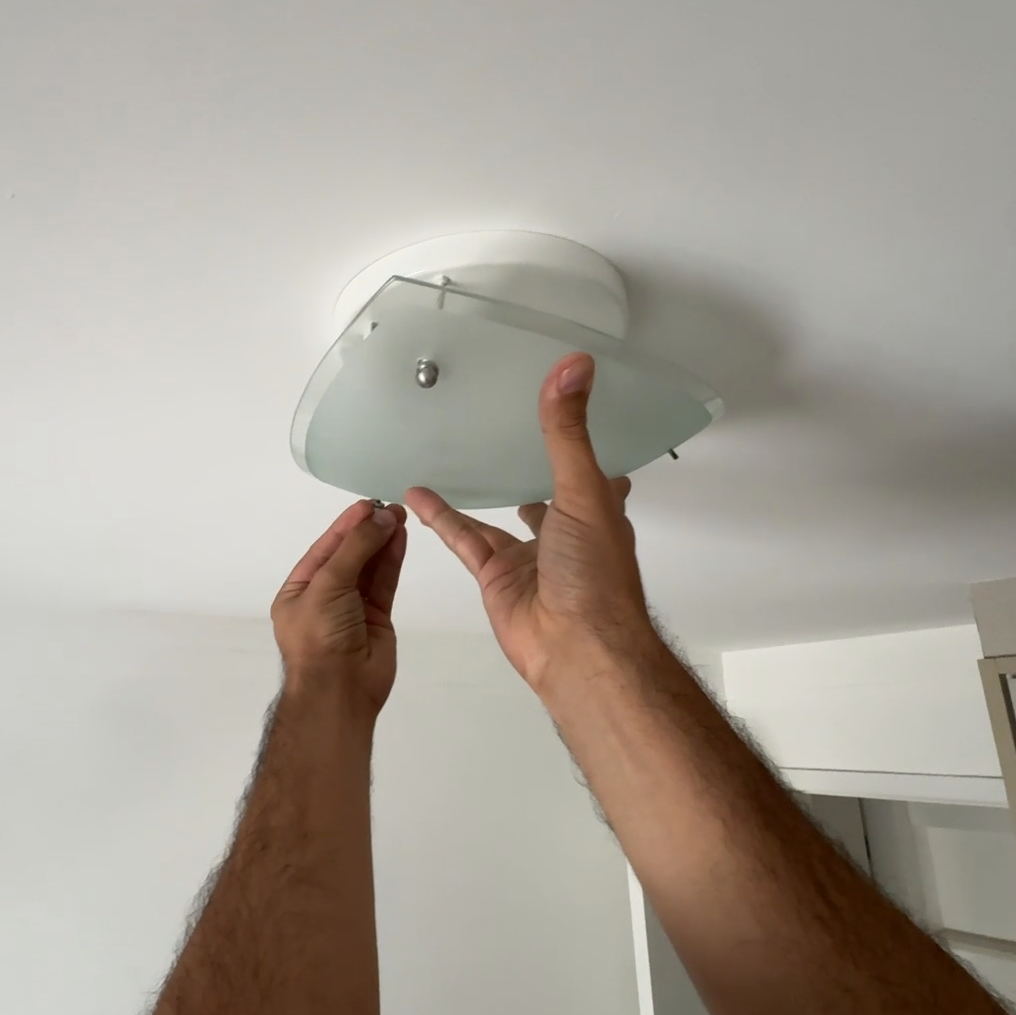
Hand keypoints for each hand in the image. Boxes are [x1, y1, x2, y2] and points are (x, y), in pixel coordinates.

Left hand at [272, 499, 407, 712]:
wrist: (339, 690)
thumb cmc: (320, 634)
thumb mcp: (328, 585)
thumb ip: (356, 549)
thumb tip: (381, 518)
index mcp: (299, 591)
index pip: (325, 549)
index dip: (346, 526)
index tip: (368, 504)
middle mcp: (324, 597)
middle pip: (349, 555)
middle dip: (368, 531)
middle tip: (391, 507)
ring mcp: (352, 608)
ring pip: (370, 567)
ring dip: (383, 542)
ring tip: (401, 516)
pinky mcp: (377, 618)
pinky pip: (384, 584)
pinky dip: (392, 561)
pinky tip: (401, 538)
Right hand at [407, 352, 655, 689]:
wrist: (575, 649)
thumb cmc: (594, 575)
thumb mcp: (583, 491)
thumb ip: (568, 432)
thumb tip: (575, 364)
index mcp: (596, 509)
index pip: (594, 468)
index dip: (584, 441)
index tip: (566, 409)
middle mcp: (564, 531)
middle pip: (542, 491)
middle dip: (527, 466)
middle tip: (502, 429)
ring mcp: (528, 556)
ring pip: (496, 516)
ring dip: (478, 489)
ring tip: (454, 456)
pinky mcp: (495, 575)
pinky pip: (464, 539)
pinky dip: (441, 517)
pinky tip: (418, 494)